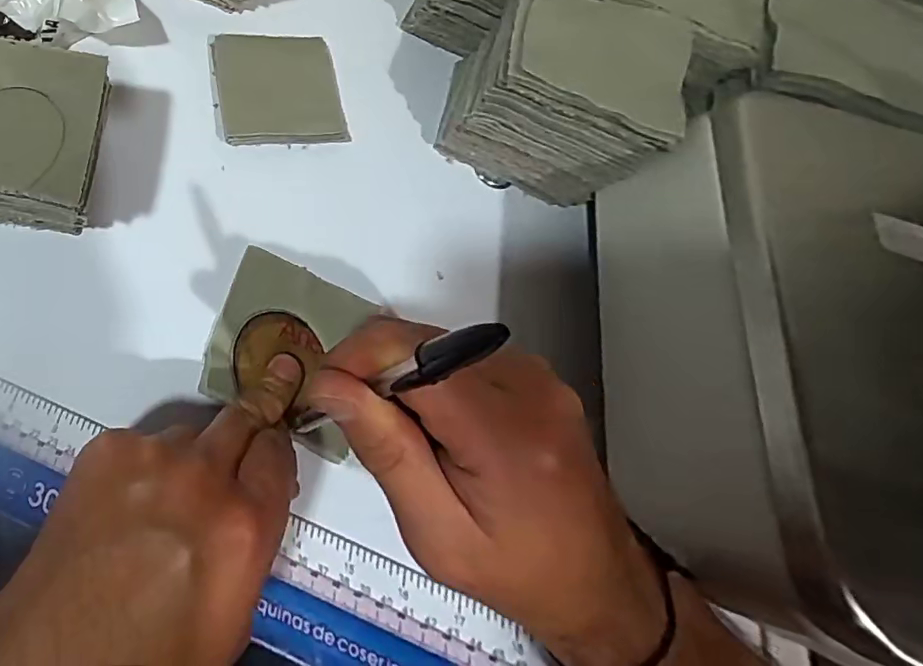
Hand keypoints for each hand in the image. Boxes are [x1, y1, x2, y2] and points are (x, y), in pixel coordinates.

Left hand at [0, 354, 303, 665]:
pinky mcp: (108, 447)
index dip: (271, 453)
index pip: (276, 451)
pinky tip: (125, 501)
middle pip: (239, 420)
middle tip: (230, 453)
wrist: (59, 653)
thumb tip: (254, 500)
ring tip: (162, 499)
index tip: (266, 452)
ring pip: (187, 433)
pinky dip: (140, 463)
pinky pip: (141, 441)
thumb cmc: (153, 654)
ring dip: (186, 456)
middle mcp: (202, 478)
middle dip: (240, 436)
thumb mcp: (232, 613)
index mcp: (244, 525)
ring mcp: (152, 455)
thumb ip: (251, 540)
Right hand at [305, 319, 666, 665]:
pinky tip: (434, 422)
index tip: (326, 392)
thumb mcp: (436, 535)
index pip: (413, 356)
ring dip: (399, 372)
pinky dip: (428, 374)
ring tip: (400, 429)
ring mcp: (533, 372)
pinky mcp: (531, 371)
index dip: (357, 361)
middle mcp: (526, 385)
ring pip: (433, 341)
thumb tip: (332, 387)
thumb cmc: (516, 572)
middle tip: (354, 416)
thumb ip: (385, 452)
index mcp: (505, 432)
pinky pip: (457, 351)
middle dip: (371, 367)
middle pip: (419, 340)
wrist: (596, 580)